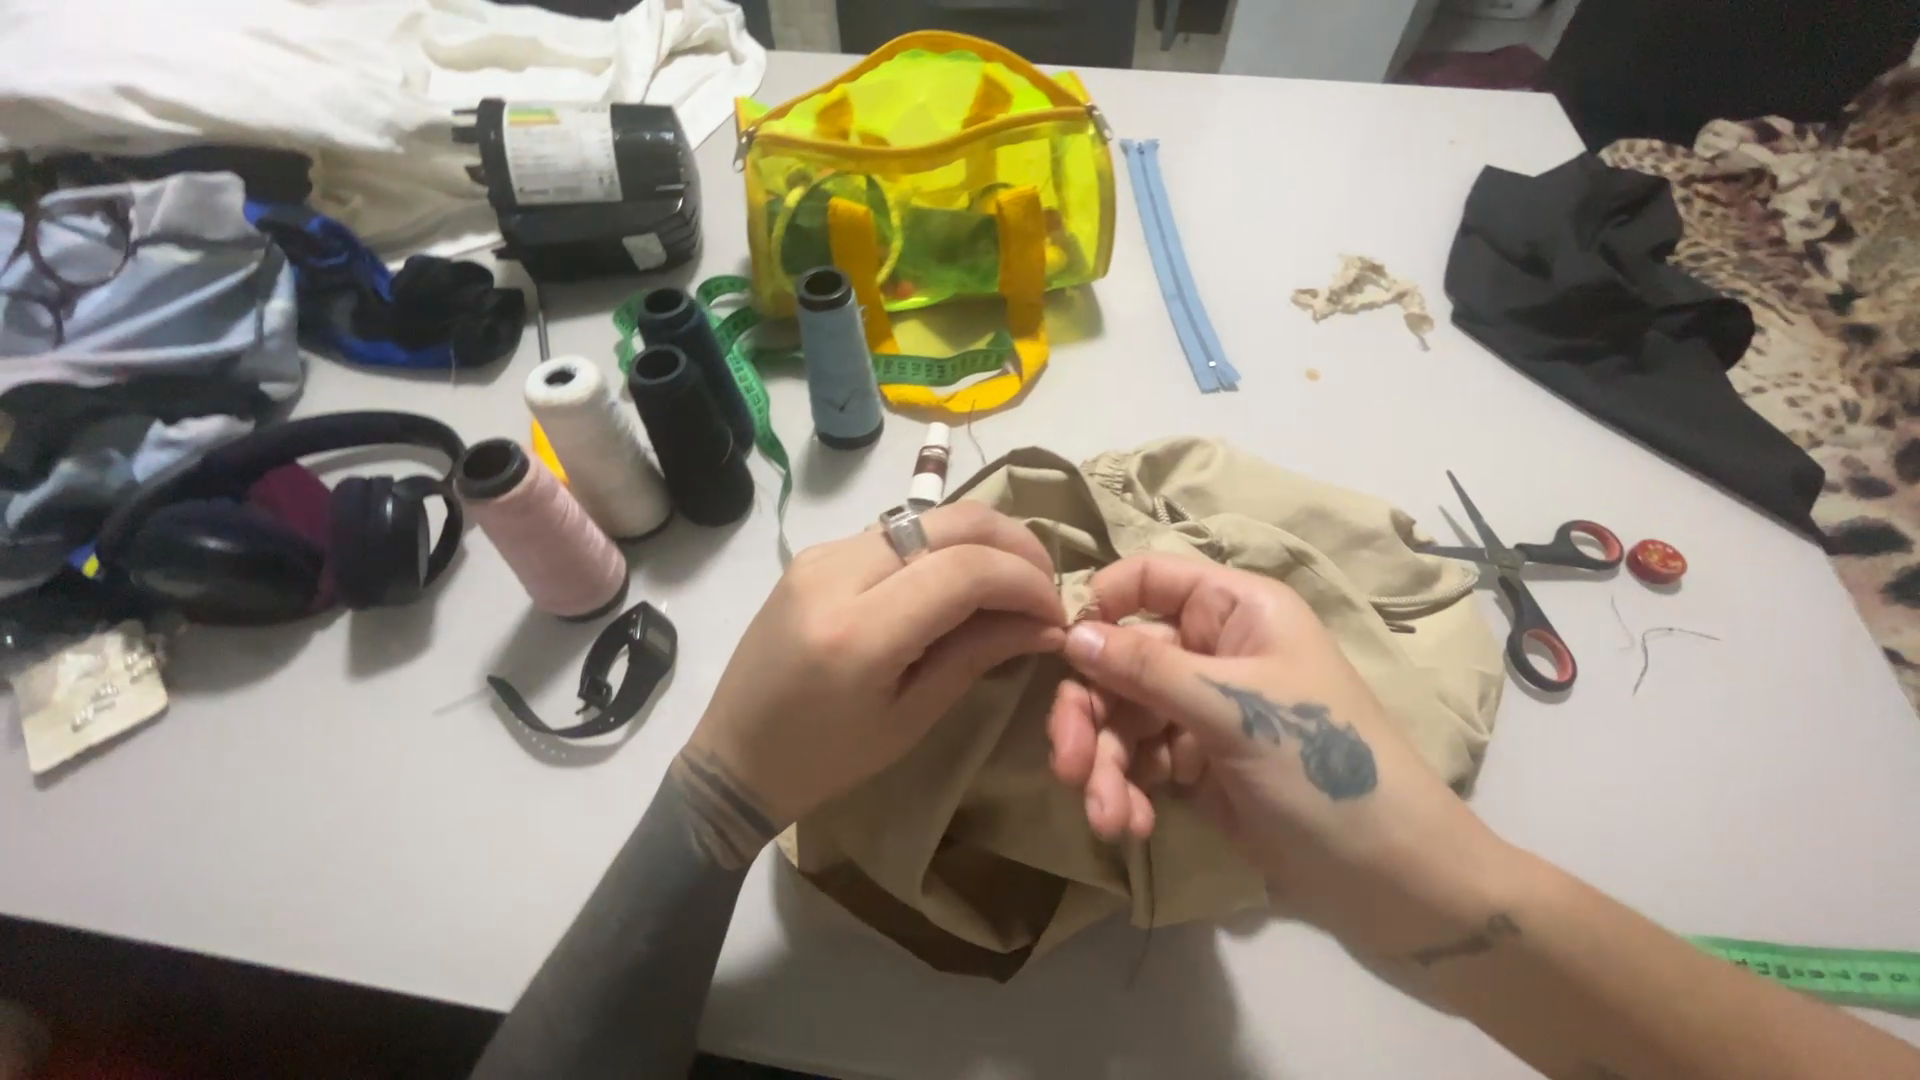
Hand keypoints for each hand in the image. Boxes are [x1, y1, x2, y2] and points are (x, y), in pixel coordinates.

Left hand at [685, 502, 1066, 841]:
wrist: (733, 755)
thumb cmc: (825, 759)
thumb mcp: (910, 719)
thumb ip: (977, 656)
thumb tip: (1047, 624)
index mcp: (857, 632)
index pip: (965, 570)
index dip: (1025, 582)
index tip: (1054, 613)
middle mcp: (836, 572)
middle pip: (952, 521)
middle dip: (1015, 543)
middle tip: (1044, 585)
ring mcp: (821, 554)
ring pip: (928, 516)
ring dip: (982, 539)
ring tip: (1010, 582)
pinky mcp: (815, 552)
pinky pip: (897, 531)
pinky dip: (942, 546)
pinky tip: (959, 580)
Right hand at [1047, 554, 1506, 952]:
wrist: (1391, 880)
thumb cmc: (1325, 768)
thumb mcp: (1235, 710)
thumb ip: (1147, 668)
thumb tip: (1072, 633)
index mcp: (1236, 611)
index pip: (1150, 580)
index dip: (1103, 604)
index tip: (1062, 648)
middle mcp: (1213, 651)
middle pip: (1121, 660)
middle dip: (1090, 714)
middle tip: (1068, 764)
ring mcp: (1201, 709)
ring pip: (1122, 718)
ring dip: (1104, 766)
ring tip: (1105, 817)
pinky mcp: (1194, 764)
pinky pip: (1138, 761)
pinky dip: (1126, 790)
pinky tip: (1131, 825)